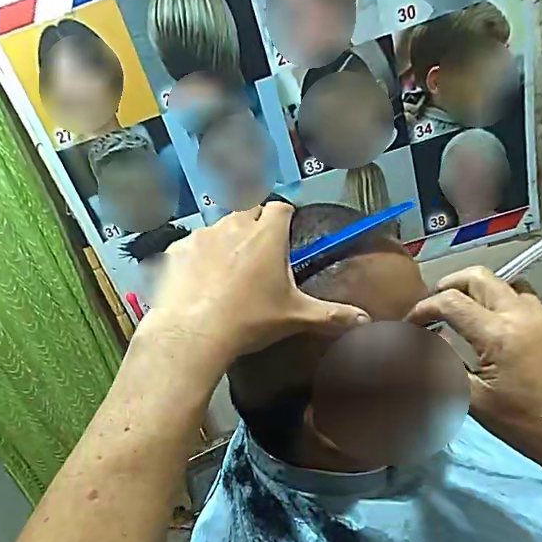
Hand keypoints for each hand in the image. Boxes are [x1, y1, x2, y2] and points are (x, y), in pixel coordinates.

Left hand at [140, 203, 369, 363]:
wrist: (194, 334)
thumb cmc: (250, 320)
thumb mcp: (296, 317)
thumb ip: (332, 315)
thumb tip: (364, 319)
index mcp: (266, 235)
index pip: (281, 207)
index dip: (285, 218)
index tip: (286, 235)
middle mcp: (234, 225)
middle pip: (249, 210)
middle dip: (255, 226)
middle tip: (259, 257)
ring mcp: (201, 235)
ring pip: (219, 227)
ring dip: (226, 240)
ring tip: (228, 272)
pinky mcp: (176, 250)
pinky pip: (191, 246)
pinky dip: (197, 258)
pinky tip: (200, 283)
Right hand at [406, 267, 541, 464]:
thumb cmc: (522, 423)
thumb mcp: (474, 399)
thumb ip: (442, 366)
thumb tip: (416, 347)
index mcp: (498, 333)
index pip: (451, 302)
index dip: (423, 309)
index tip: (408, 325)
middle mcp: (520, 313)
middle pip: (476, 277)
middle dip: (447, 286)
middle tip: (430, 310)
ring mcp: (539, 314)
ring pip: (499, 281)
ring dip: (473, 289)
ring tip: (456, 313)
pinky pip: (518, 293)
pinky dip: (496, 297)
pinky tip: (486, 321)